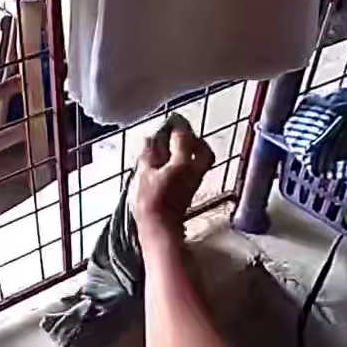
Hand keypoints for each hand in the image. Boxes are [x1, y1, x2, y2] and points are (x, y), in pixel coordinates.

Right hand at [130, 114, 214, 247]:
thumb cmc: (149, 201)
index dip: (178, 126)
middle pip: (202, 148)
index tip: (172, 118)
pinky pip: (195, 168)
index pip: (184, 138)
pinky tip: (175, 163)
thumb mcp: (143, 175)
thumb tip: (151, 141)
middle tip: (181, 134)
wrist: (159, 227)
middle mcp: (194, 169)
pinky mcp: (190, 189)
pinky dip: (188, 161)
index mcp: (182, 163)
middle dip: (194, 139)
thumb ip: (149, 155)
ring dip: (193, 150)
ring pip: (201, 159)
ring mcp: (195, 180)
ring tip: (177, 148)